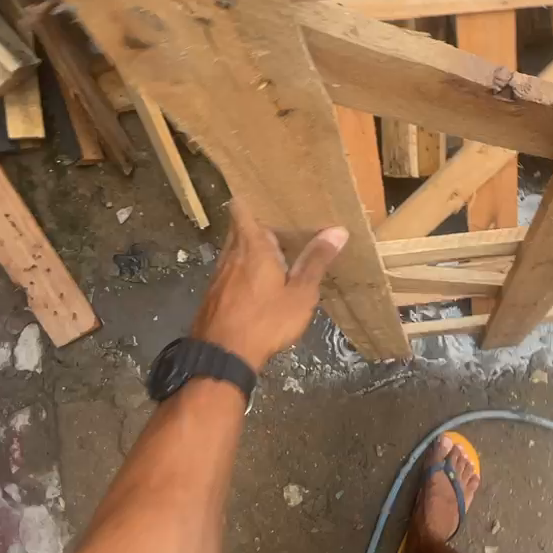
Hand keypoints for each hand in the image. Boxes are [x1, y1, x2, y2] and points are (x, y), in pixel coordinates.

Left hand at [190, 203, 346, 370]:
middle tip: (284, 224)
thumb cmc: (265, 320)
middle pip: (240, 227)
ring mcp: (219, 274)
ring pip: (235, 250)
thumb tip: (337, 230)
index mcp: (252, 246)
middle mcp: (231, 254)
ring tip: (277, 252)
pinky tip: (260, 282)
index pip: (242, 207)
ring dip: (252, 248)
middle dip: (259, 224)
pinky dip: (245, 268)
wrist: (222, 356)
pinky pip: (231, 270)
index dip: (253, 198)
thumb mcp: (300, 294)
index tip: (270, 196)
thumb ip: (315, 261)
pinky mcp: (214, 294)